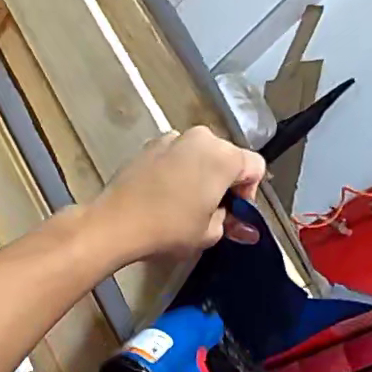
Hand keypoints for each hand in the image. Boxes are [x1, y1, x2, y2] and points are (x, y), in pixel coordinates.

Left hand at [85, 127, 264, 264]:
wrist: (115, 224)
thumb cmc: (168, 229)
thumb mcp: (207, 234)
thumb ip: (230, 223)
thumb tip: (242, 226)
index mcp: (223, 156)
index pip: (255, 167)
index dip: (250, 193)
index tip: (234, 213)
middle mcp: (200, 138)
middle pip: (226, 157)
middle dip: (224, 182)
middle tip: (212, 211)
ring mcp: (170, 138)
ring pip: (198, 155)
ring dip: (199, 175)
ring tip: (185, 204)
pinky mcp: (147, 146)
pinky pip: (173, 156)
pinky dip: (175, 171)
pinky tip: (163, 195)